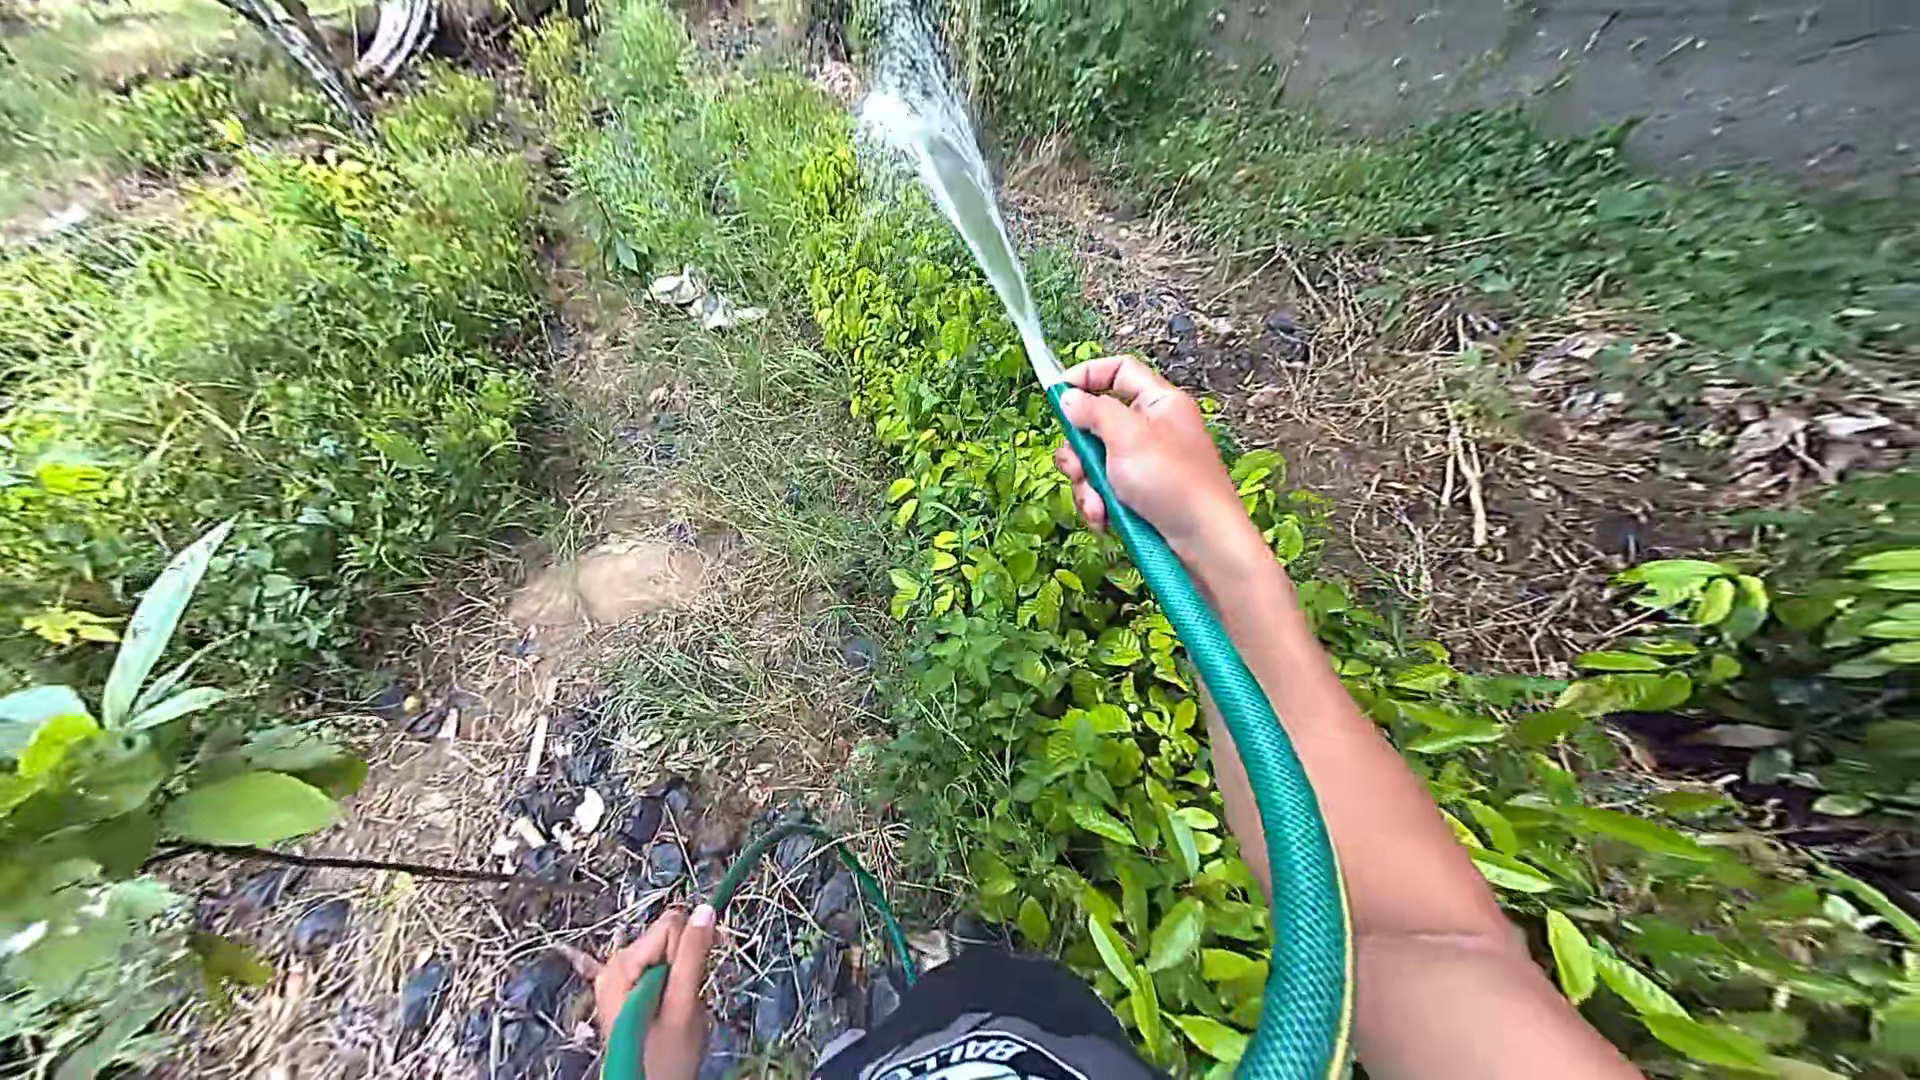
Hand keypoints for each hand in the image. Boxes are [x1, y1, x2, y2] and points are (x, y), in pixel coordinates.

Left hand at [594, 905, 718, 1079]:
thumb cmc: (663, 1060)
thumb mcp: (682, 1006)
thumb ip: (692, 955)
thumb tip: (705, 909)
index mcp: (621, 967)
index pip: (672, 924)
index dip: (689, 948)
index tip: (693, 978)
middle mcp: (616, 963)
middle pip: (670, 931)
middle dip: (687, 956)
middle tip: (687, 994)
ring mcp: (622, 973)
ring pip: (672, 944)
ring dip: (684, 968)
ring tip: (680, 1002)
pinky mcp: (631, 983)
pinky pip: (665, 959)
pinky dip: (677, 976)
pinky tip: (672, 1002)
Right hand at [1052, 355, 1263, 577]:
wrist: (1203, 542)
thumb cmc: (1176, 484)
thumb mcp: (1128, 437)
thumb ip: (1094, 411)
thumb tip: (1069, 398)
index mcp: (1158, 403)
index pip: (1118, 371)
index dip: (1087, 376)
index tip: (1058, 394)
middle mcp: (1150, 430)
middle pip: (1096, 424)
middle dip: (1079, 452)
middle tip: (1079, 469)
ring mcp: (1143, 464)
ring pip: (1094, 463)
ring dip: (1087, 486)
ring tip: (1098, 506)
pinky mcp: (1138, 494)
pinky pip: (1102, 490)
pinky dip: (1098, 505)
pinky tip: (1105, 519)